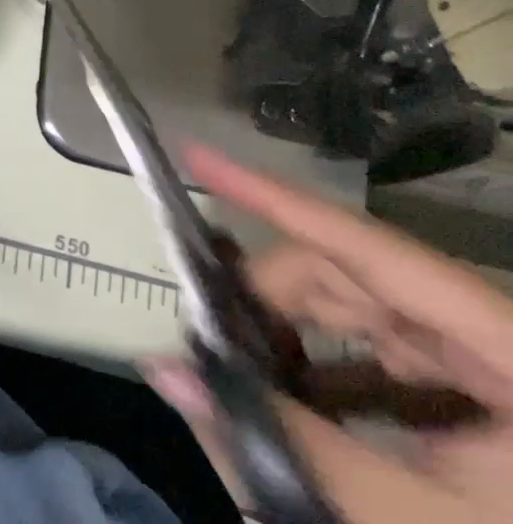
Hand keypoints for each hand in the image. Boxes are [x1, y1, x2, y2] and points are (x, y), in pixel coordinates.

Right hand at [142, 147, 512, 522]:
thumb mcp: (400, 512)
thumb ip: (283, 439)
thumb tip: (163, 368)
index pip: (375, 251)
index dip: (279, 200)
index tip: (196, 154)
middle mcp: (507, 339)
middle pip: (360, 279)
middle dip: (269, 295)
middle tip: (205, 331)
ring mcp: (504, 369)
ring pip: (368, 314)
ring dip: (291, 333)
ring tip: (239, 371)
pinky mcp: (499, 400)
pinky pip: (394, 356)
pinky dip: (329, 370)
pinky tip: (290, 402)